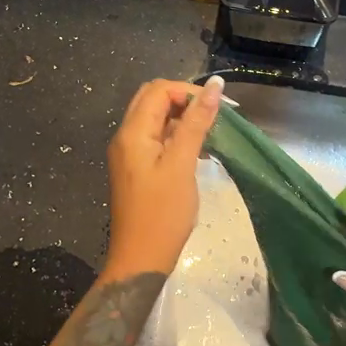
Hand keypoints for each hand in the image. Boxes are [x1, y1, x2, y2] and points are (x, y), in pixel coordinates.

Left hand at [101, 76, 222, 278]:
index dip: (189, 91)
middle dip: (185, 101)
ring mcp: (129, 153)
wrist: (140, 261)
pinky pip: (156, 138)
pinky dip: (177, 136)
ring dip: (183, 118)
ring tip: (211, 133)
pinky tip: (199, 151)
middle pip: (154, 99)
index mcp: (132, 132)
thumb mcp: (182, 164)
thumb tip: (214, 85)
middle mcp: (126, 137)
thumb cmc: (163, 213)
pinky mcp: (137, 168)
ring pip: (155, 119)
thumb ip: (196, 122)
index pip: (160, 90)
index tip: (219, 106)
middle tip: (214, 115)